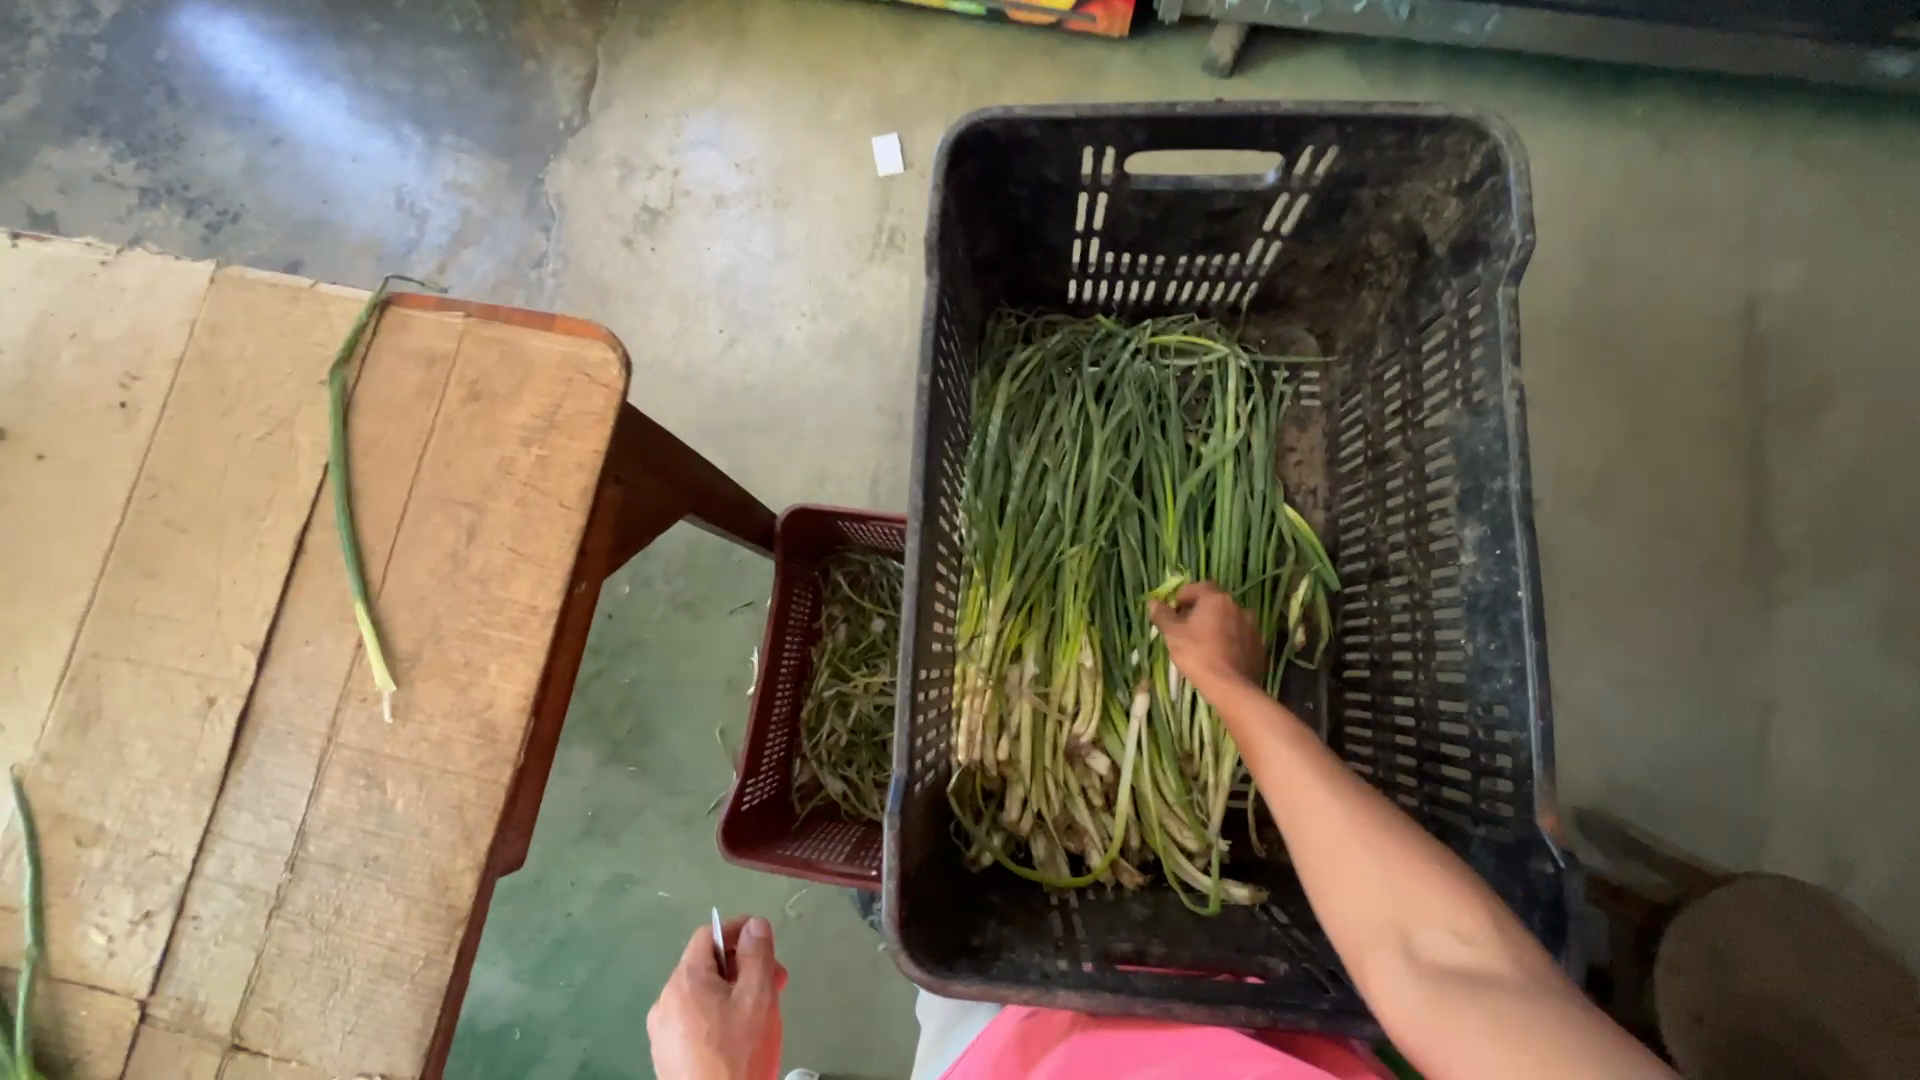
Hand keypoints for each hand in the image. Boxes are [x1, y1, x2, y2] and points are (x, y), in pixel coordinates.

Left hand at [647, 916, 787, 1079]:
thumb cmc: (738, 1054)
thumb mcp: (758, 997)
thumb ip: (757, 954)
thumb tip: (754, 924)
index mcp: (684, 981)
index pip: (708, 935)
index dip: (739, 930)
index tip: (766, 942)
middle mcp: (664, 1002)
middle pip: (706, 966)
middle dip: (743, 966)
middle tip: (776, 982)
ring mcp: (662, 1033)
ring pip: (701, 994)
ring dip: (732, 991)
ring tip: (761, 1011)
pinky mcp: (666, 1058)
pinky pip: (693, 1020)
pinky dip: (717, 1015)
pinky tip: (738, 1035)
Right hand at [1148, 581, 1265, 691]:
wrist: (1230, 686)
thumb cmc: (1197, 654)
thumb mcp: (1173, 634)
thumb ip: (1162, 615)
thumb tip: (1153, 602)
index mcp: (1216, 599)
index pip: (1197, 587)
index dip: (1182, 597)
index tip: (1172, 611)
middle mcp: (1237, 607)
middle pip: (1213, 602)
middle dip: (1198, 610)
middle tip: (1184, 626)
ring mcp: (1251, 626)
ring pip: (1227, 619)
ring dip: (1215, 624)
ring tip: (1202, 642)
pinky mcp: (1257, 644)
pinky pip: (1238, 635)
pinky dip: (1227, 639)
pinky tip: (1218, 654)